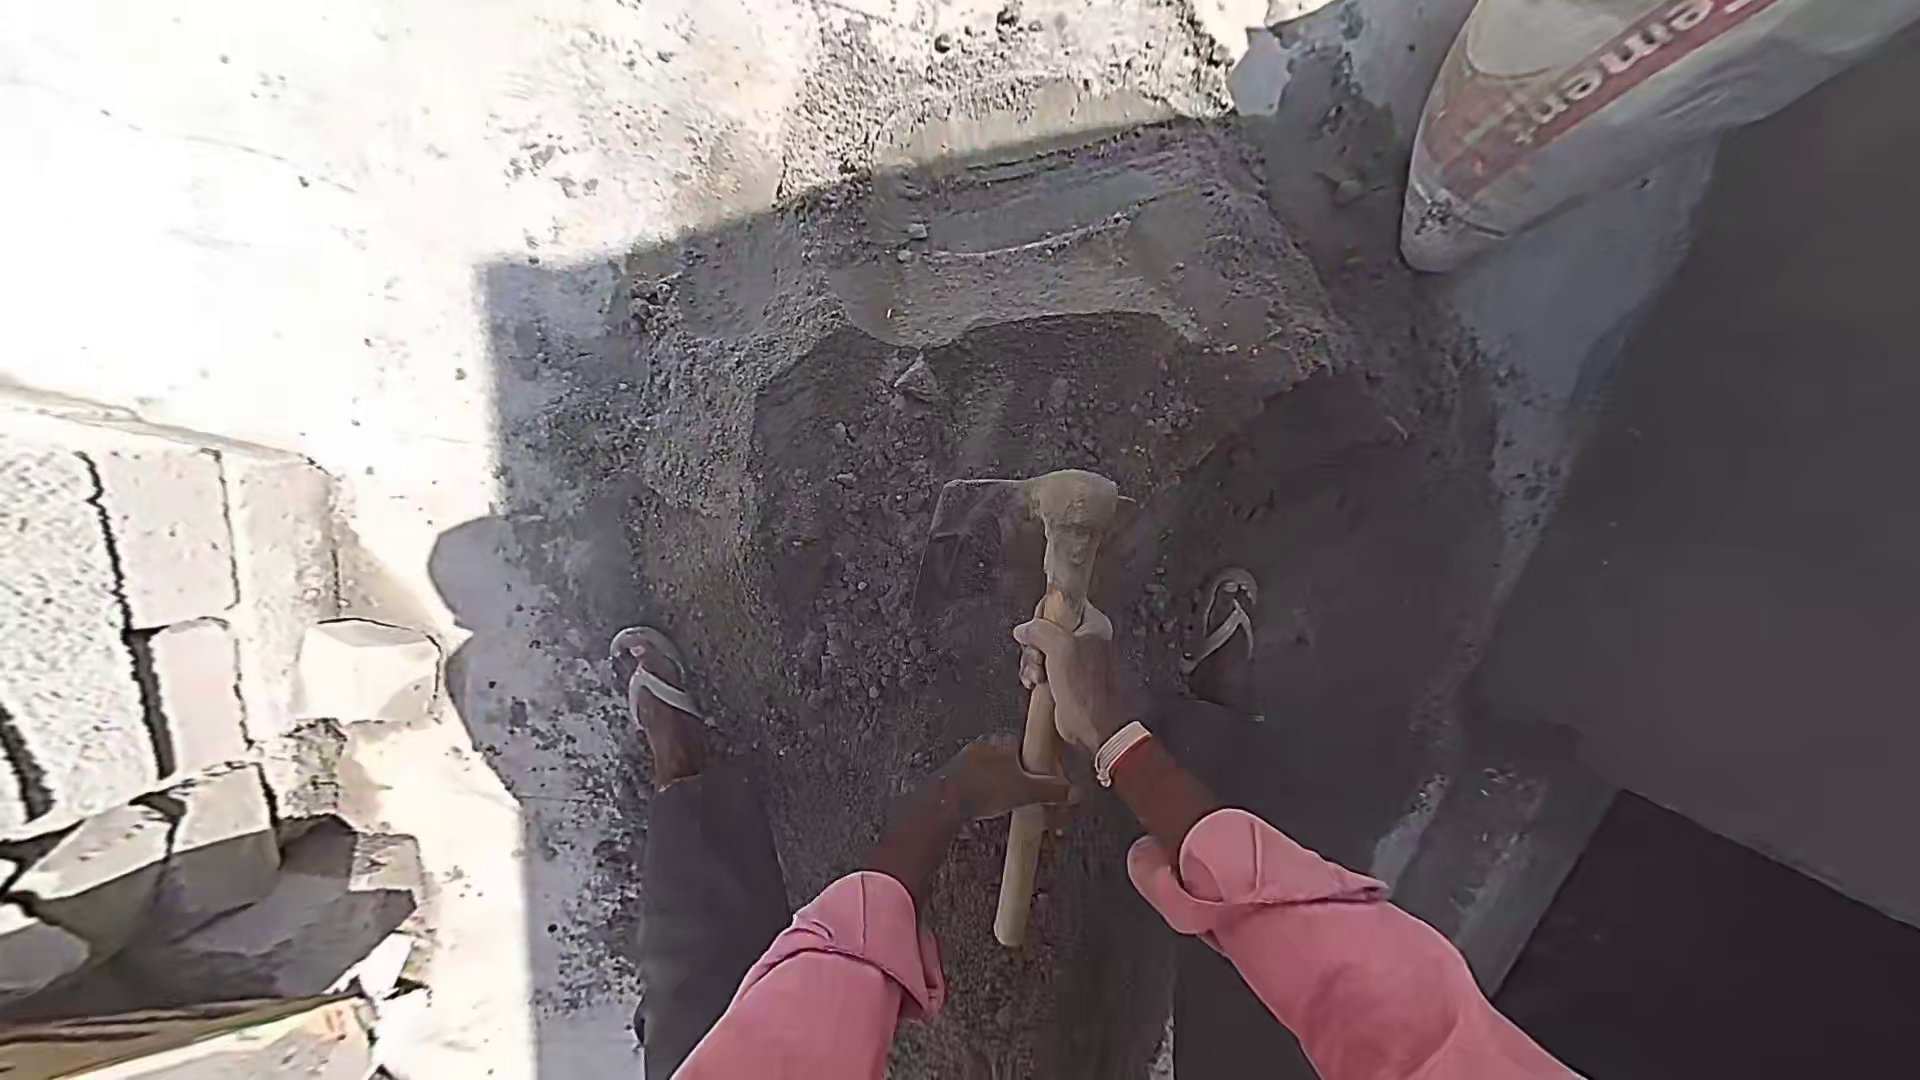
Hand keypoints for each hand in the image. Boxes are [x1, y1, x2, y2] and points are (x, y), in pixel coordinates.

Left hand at [937, 734, 1072, 820]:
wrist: (947, 801)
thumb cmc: (983, 789)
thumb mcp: (1026, 791)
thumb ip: (1051, 791)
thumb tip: (1073, 791)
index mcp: (1002, 741)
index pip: (1025, 744)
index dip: (1034, 761)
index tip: (1040, 773)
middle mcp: (984, 745)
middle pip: (1007, 757)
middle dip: (1017, 775)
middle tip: (1023, 793)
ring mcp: (967, 759)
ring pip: (990, 769)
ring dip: (998, 784)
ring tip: (1004, 802)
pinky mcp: (955, 775)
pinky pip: (974, 781)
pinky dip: (982, 792)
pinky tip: (986, 805)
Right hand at [1013, 603, 1126, 753]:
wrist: (1092, 725)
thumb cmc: (1086, 688)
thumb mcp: (1059, 647)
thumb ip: (1039, 630)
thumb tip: (1023, 629)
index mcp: (1092, 624)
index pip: (1062, 603)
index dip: (1046, 614)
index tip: (1039, 627)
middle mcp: (1084, 638)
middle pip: (1045, 627)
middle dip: (1034, 644)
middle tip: (1039, 656)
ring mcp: (1073, 658)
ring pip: (1039, 648)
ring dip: (1032, 661)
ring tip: (1038, 675)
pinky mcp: (1064, 676)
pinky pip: (1040, 666)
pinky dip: (1033, 673)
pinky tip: (1035, 682)